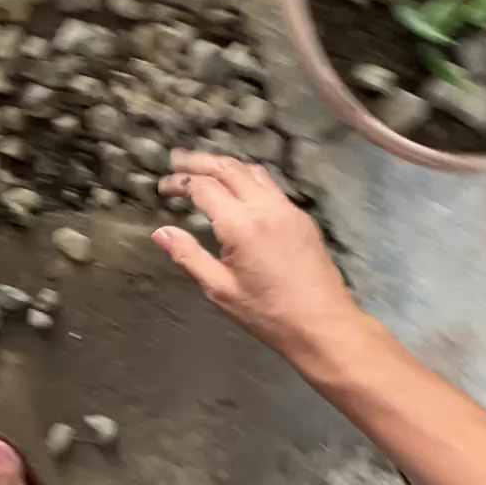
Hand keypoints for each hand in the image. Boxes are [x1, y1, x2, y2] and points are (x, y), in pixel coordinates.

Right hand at [154, 150, 365, 360]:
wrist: (324, 325)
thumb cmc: (269, 314)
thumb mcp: (221, 290)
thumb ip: (189, 256)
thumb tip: (161, 233)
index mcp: (241, 226)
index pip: (203, 187)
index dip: (179, 182)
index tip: (163, 188)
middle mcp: (265, 208)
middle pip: (228, 168)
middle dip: (199, 161)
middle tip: (177, 160)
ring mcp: (287, 209)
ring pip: (252, 171)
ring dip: (225, 165)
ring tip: (204, 168)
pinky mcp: (301, 217)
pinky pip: (270, 185)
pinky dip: (247, 177)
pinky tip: (237, 188)